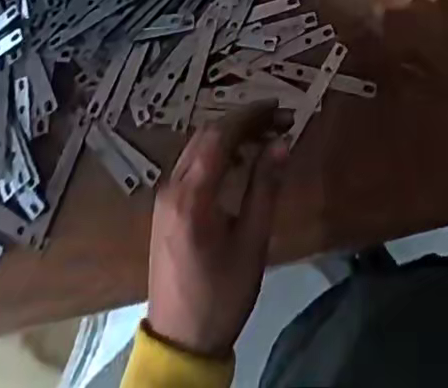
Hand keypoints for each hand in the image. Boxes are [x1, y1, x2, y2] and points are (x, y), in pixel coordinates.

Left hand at [145, 101, 289, 356]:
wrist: (181, 340)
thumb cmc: (222, 293)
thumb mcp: (253, 241)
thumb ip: (265, 186)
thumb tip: (282, 142)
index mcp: (191, 195)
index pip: (220, 135)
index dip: (251, 115)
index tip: (280, 108)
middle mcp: (172, 187)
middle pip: (206, 135)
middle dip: (244, 121)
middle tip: (279, 120)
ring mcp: (165, 197)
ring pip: (198, 147)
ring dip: (231, 135)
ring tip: (267, 136)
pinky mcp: (166, 208)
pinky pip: (192, 164)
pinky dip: (218, 153)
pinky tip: (241, 160)